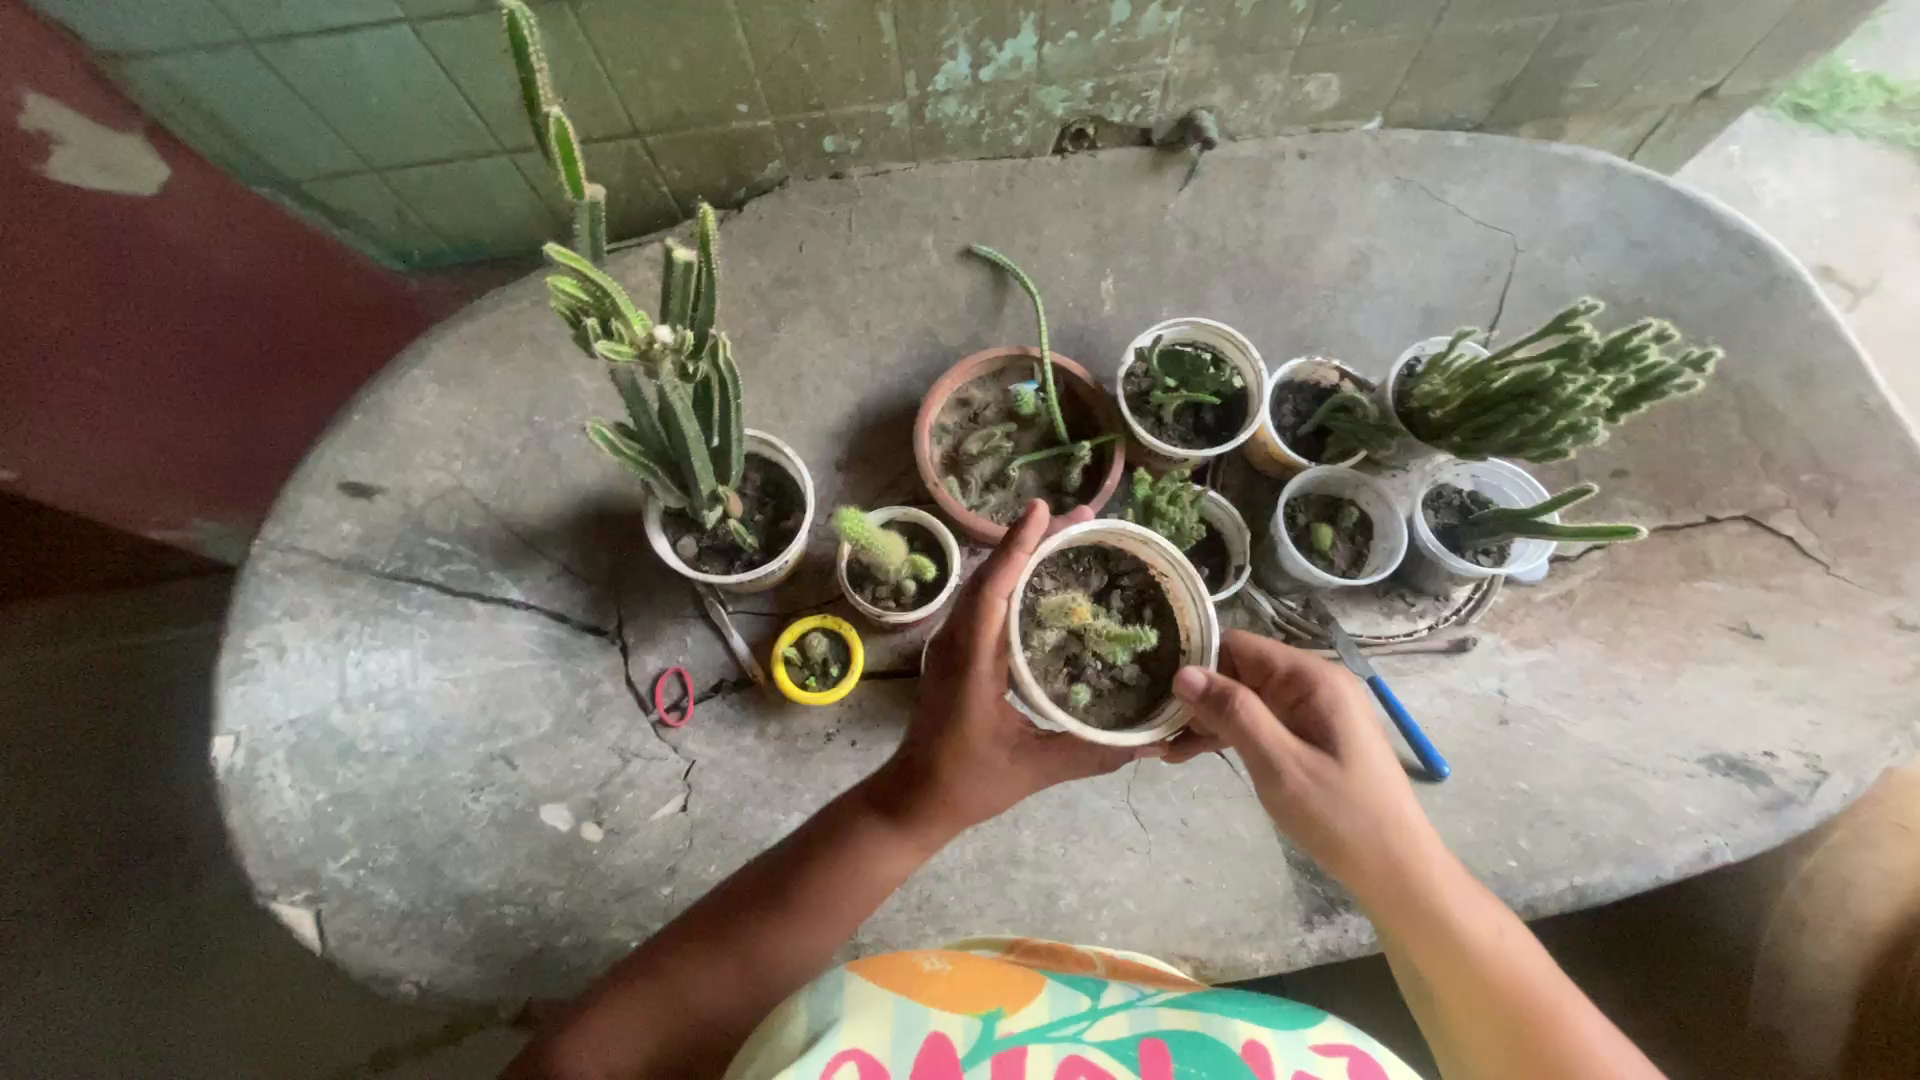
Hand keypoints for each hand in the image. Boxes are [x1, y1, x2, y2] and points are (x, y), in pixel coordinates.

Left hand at [868, 500, 1161, 839]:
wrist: (914, 796)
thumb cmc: (966, 781)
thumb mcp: (1032, 769)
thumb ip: (1088, 752)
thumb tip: (1148, 740)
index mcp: (971, 660)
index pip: (993, 588)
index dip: (1019, 546)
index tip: (1044, 510)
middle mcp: (957, 641)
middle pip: (991, 574)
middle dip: (1031, 539)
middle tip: (1081, 517)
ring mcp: (952, 645)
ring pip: (985, 585)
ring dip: (1020, 555)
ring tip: (1065, 535)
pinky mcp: (956, 653)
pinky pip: (983, 603)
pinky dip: (1011, 580)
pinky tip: (1040, 581)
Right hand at [1165, 630, 1449, 903]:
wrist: (1396, 872)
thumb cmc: (1341, 816)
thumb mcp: (1279, 764)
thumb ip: (1233, 713)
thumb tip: (1183, 672)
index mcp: (1311, 678)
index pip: (1238, 646)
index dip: (1195, 662)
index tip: (1154, 686)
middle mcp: (1310, 683)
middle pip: (1236, 670)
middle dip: (1194, 696)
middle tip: (1154, 726)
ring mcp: (1309, 710)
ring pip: (1241, 697)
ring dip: (1204, 719)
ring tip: (1163, 746)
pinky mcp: (1305, 734)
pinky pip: (1255, 721)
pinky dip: (1225, 735)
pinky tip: (1187, 753)